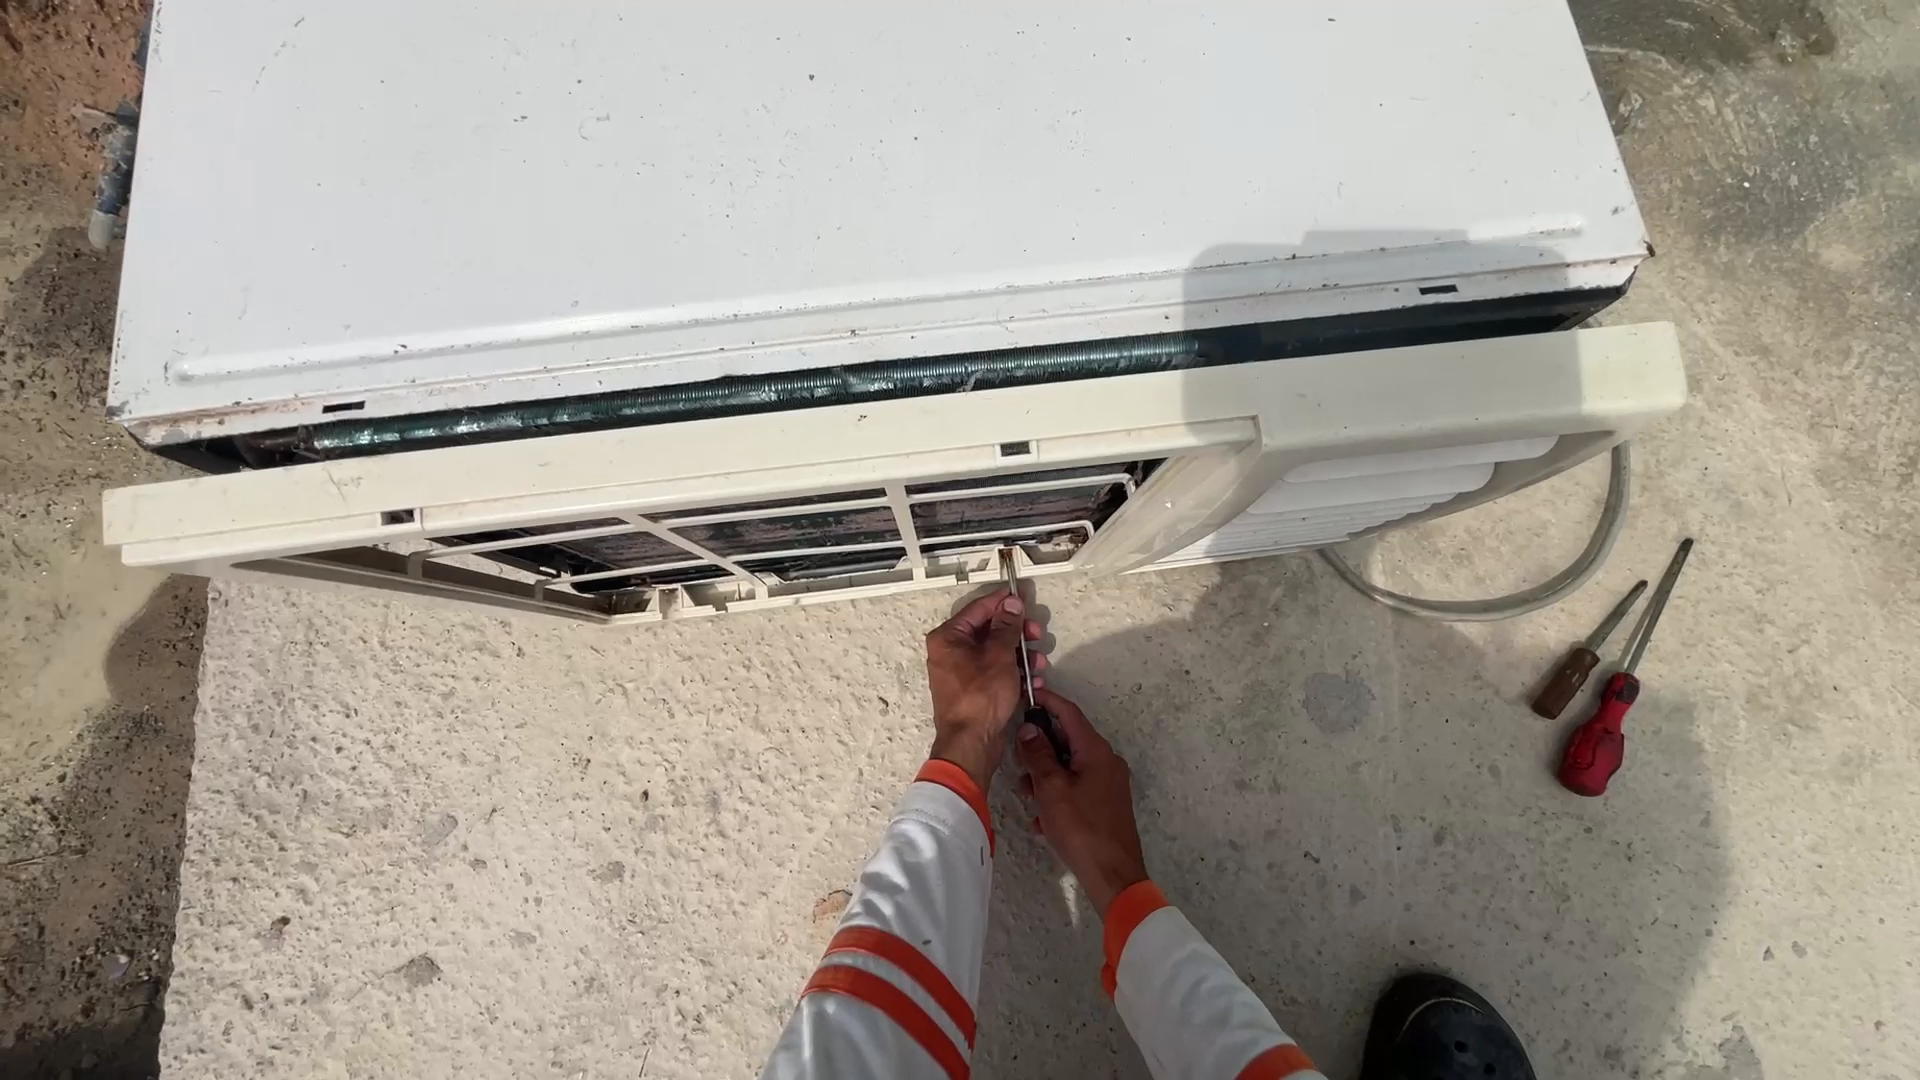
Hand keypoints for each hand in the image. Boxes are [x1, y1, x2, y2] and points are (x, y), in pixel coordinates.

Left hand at [925, 588, 1045, 792]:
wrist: (971, 744)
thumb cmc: (979, 699)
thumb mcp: (999, 656)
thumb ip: (1006, 627)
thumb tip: (1011, 604)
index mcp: (948, 638)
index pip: (978, 609)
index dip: (1003, 602)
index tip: (1022, 598)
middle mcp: (950, 652)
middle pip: (989, 630)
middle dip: (1017, 633)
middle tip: (1036, 633)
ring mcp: (961, 672)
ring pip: (996, 652)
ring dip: (1020, 655)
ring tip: (1039, 663)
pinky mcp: (974, 689)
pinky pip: (995, 672)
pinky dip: (1014, 673)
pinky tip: (1033, 681)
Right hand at [1016, 688, 1149, 918]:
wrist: (1113, 875)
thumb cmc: (1081, 828)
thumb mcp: (1051, 788)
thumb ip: (1038, 754)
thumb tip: (1028, 729)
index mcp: (1095, 750)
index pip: (1069, 713)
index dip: (1047, 701)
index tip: (1026, 695)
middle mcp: (1106, 760)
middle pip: (1068, 740)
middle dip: (1040, 747)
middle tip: (1018, 761)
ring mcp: (1108, 783)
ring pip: (1070, 766)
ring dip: (1046, 775)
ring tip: (1028, 796)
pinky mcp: (1106, 803)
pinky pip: (1077, 787)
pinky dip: (1058, 794)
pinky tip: (1043, 819)